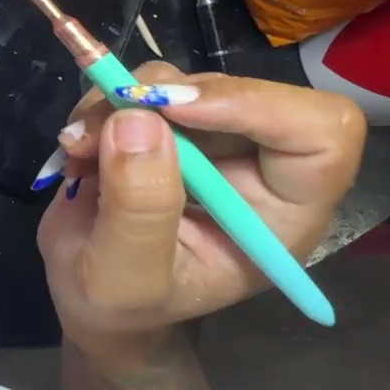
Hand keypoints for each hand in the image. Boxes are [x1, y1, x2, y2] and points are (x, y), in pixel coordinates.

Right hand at [36, 64, 365, 358]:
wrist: (90, 300)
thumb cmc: (120, 305)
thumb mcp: (125, 276)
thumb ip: (140, 208)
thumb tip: (138, 120)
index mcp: (280, 214)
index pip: (316, 134)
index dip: (252, 106)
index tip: (167, 110)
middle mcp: (256, 169)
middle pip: (238, 94)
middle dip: (158, 101)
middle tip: (92, 129)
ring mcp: (209, 144)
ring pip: (179, 84)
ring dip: (114, 102)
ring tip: (73, 147)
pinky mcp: (164, 129)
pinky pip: (140, 89)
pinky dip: (98, 105)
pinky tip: (75, 148)